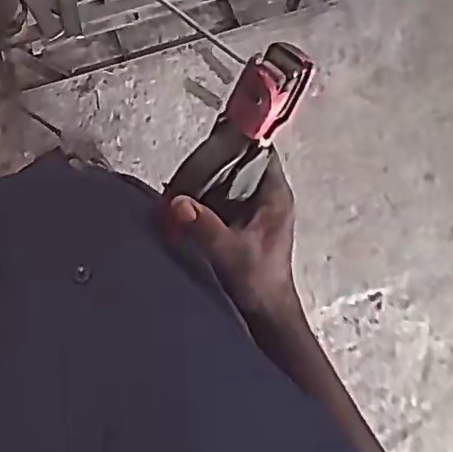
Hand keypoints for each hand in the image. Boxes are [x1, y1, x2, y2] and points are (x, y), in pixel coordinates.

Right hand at [169, 152, 302, 323]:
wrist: (265, 316)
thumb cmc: (258, 283)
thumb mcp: (229, 252)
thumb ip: (204, 226)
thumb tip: (178, 202)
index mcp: (274, 195)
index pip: (259, 150)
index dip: (239, 138)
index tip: (213, 136)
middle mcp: (267, 195)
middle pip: (240, 159)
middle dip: (215, 158)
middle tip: (190, 160)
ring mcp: (254, 206)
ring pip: (229, 175)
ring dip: (207, 176)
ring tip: (184, 177)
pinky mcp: (241, 217)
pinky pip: (222, 191)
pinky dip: (205, 191)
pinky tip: (186, 196)